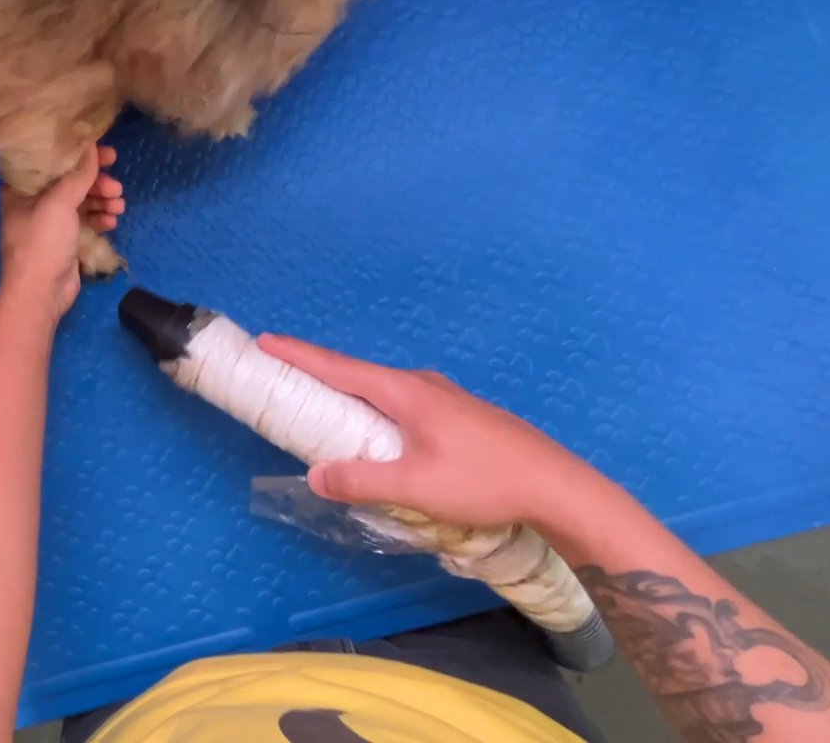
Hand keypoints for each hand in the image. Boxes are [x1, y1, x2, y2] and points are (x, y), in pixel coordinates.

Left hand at [0, 145, 123, 318]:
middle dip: (95, 181)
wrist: (40, 293)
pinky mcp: (65, 238)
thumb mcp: (59, 203)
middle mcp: (33, 201)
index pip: (50, 160)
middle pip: (69, 180)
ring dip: (102, 199)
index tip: (102, 151)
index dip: (75, 153)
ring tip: (118, 205)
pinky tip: (112, 220)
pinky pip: (86, 219)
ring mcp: (50, 221)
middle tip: (115, 185)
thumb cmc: (41, 243)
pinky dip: (99, 217)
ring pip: (81, 200)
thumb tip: (90, 143)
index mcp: (20, 188)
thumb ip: (78, 174)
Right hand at [257, 335, 609, 528]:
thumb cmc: (486, 482)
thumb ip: (361, 481)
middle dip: (318, 371)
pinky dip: (377, 405)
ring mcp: (445, 396)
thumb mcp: (417, 488)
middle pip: (358, 373)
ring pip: (384, 388)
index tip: (266, 340)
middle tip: (286, 376)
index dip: (299, 353)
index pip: (338, 366)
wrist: (562, 489)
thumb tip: (314, 476)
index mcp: (404, 392)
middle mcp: (421, 384)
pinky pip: (404, 400)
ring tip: (328, 406)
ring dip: (350, 391)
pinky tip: (384, 430)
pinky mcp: (461, 413)